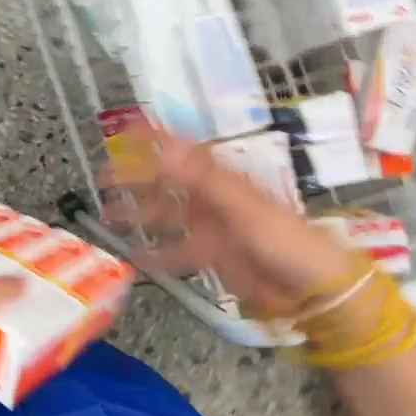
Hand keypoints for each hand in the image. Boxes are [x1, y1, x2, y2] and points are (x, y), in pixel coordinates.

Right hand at [102, 131, 351, 315]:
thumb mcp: (242, 205)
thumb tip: (167, 148)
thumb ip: (202, 177)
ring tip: (107, 215)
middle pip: (166, 183)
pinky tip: (133, 256)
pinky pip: (175, 251)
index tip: (127, 128)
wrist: (312, 287)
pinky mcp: (210, 255)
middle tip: (103, 177)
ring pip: (164, 216)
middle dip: (134, 178)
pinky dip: (155, 254)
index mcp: (221, 180)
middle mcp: (211, 198)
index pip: (182, 151)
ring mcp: (209, 227)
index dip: (156, 138)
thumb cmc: (284, 239)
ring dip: (137, 214)